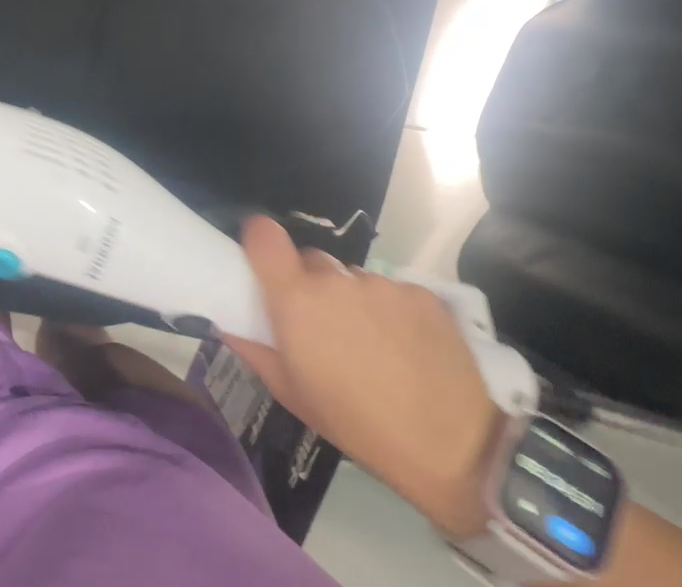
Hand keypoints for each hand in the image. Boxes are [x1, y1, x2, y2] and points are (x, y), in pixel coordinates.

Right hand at [220, 216, 501, 535]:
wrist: (451, 445)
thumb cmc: (355, 422)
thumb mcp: (290, 393)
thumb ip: (255, 349)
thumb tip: (230, 324)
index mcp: (295, 299)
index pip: (264, 236)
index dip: (260, 239)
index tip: (262, 258)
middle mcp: (336, 280)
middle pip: (312, 260)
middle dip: (310, 283)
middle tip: (322, 324)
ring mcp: (384, 284)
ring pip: (354, 279)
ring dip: (353, 299)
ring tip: (373, 343)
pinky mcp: (424, 294)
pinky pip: (394, 291)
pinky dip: (392, 311)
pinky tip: (407, 347)